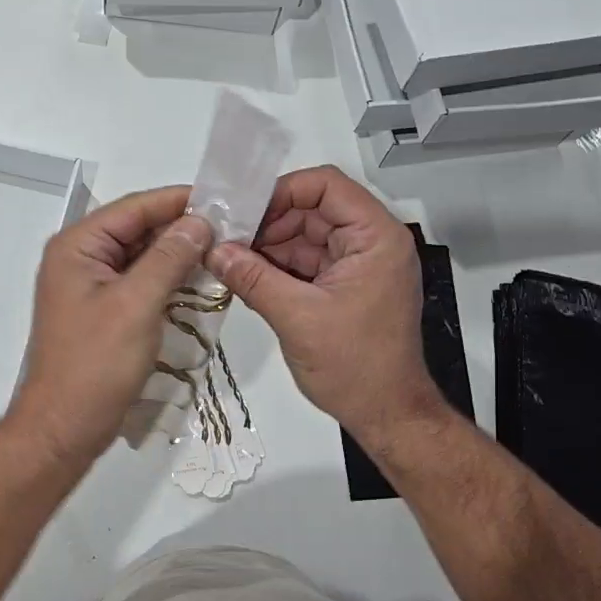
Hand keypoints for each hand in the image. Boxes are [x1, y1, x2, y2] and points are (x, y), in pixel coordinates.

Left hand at [10, 186, 212, 462]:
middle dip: (180, 228)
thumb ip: (169, 257)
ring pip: (141, 256)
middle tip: (230, 228)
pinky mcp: (103, 311)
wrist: (65, 427)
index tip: (221, 199)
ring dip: (177, 255)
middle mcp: (80, 258)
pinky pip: (139, 282)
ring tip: (222, 252)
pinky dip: (168, 280)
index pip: (133, 207)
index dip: (177, 201)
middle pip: (136, 229)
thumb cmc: (96, 364)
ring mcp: (90, 286)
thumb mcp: (137, 304)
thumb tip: (199, 221)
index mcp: (77, 246)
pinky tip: (200, 283)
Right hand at [208, 166, 440, 439]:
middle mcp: (371, 242)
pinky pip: (307, 261)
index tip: (243, 211)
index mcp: (375, 237)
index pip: (327, 185)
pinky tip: (245, 273)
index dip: (282, 191)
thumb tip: (213, 249)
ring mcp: (359, 264)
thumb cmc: (355, 366)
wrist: (387, 415)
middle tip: (226, 236)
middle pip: (313, 208)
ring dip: (268, 244)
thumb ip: (253, 278)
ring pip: (306, 235)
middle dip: (269, 221)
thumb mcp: (298, 317)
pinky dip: (278, 265)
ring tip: (229, 256)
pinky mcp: (346, 286)